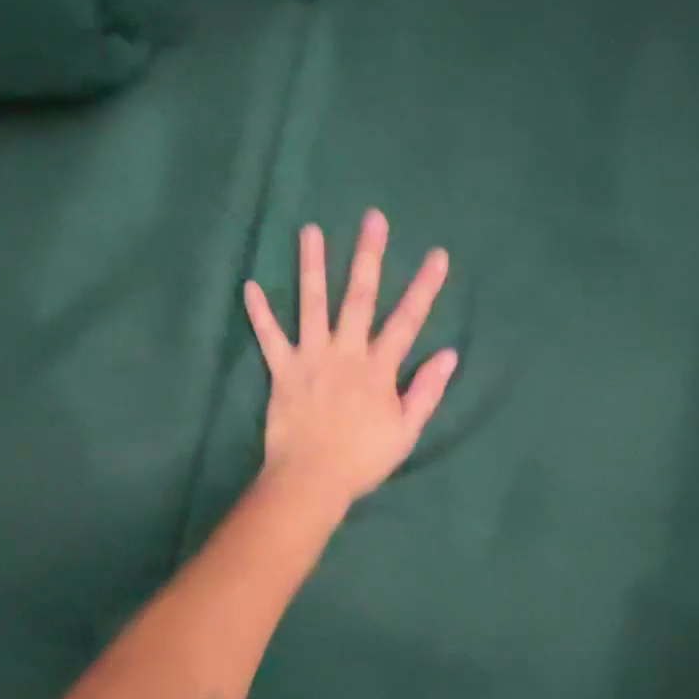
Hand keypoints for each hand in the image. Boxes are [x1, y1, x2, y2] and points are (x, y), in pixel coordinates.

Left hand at [242, 209, 457, 506]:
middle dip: (368, 256)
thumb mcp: (406, 431)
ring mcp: (311, 358)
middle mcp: (346, 353)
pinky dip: (259, 313)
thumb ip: (426, 390)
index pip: (408, 320)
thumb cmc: (362, 460)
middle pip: (359, 297)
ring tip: (310, 230)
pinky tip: (250, 286)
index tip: (437, 254)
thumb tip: (449, 355)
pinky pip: (269, 336)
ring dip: (311, 265)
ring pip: (312, 303)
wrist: (311, 479)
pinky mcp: (283, 370)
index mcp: (379, 368)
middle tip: (372, 218)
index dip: (424, 286)